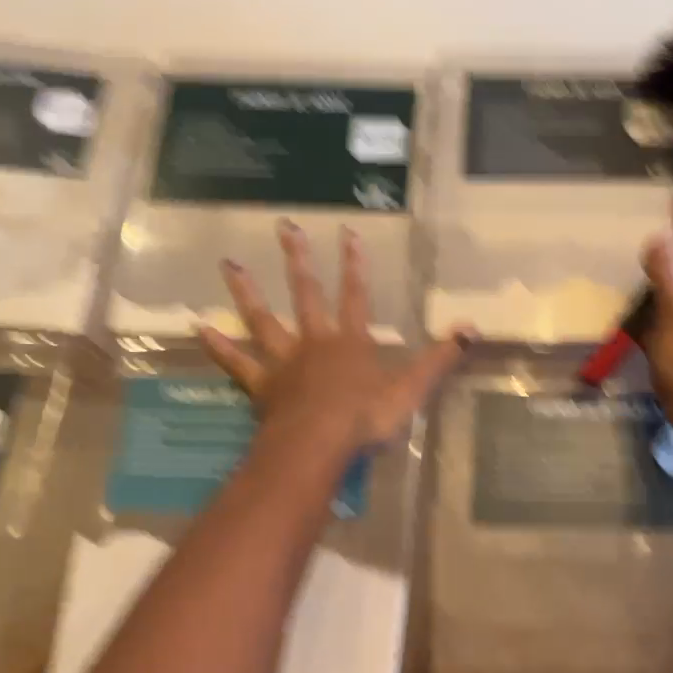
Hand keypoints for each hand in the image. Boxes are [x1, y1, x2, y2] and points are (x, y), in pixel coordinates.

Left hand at [197, 221, 471, 450]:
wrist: (318, 445)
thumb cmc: (365, 418)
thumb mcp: (411, 389)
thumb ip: (439, 358)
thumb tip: (471, 329)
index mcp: (351, 341)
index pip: (356, 294)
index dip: (354, 264)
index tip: (347, 232)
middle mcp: (315, 341)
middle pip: (305, 294)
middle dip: (297, 260)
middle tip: (284, 227)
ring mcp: (284, 361)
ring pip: (263, 319)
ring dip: (247, 292)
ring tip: (229, 264)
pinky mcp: (261, 384)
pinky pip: (237, 363)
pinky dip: (219, 347)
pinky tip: (200, 328)